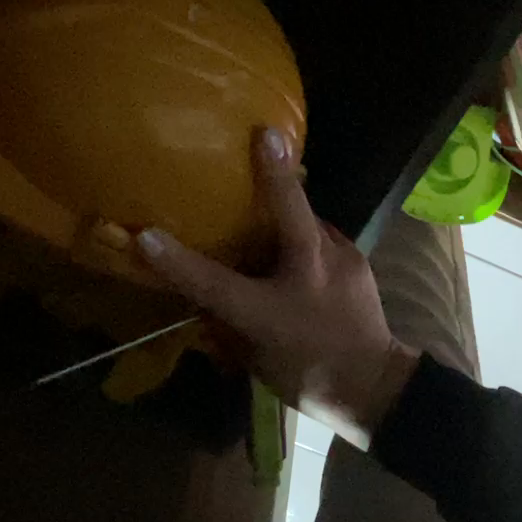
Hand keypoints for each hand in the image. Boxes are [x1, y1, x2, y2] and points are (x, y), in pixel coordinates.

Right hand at [134, 129, 419, 447]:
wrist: (376, 388)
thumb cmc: (305, 377)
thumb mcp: (254, 359)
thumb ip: (227, 323)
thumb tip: (204, 295)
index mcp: (270, 311)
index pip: (214, 284)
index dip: (178, 261)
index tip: (145, 235)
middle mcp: (308, 276)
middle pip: (290, 214)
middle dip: (276, 171)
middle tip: (265, 133)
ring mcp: (340, 261)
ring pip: (308, 219)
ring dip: (289, 209)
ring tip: (274, 178)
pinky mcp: (357, 258)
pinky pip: (323, 234)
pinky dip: (306, 233)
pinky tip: (300, 240)